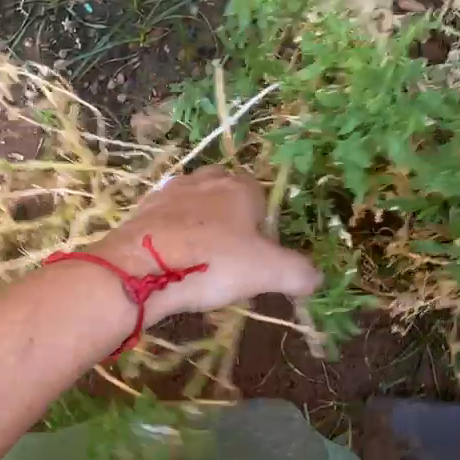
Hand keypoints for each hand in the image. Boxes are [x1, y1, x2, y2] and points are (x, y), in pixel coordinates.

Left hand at [88, 168, 320, 322]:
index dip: (261, 224)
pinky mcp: (143, 209)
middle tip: (229, 254)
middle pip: (226, 191)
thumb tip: (317, 278)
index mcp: (240, 188)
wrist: (141, 268)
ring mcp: (171, 192)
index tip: (255, 254)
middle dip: (229, 216)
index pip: (260, 195)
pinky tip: (171, 260)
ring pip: (194, 201)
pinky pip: (166, 217)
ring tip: (198, 258)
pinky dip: (172, 233)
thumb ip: (298, 273)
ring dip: (199, 223)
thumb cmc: (212, 262)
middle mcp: (206, 181)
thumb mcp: (266, 272)